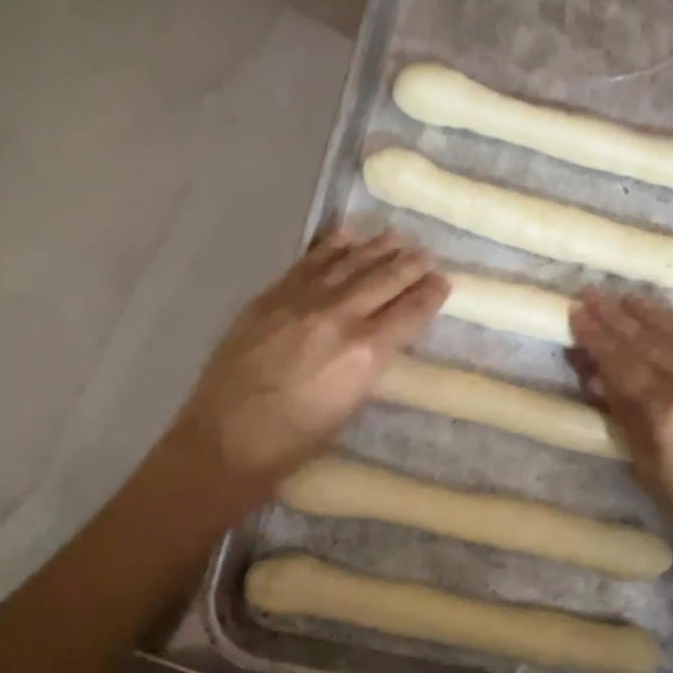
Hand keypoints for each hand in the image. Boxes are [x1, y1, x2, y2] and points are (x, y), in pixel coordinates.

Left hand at [168, 229, 446, 505]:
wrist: (228, 437)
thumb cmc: (297, 439)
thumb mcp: (351, 404)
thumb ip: (371, 363)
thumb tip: (384, 337)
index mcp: (366, 352)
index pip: (409, 313)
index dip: (430, 294)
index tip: (444, 281)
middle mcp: (340, 316)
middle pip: (384, 280)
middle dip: (410, 265)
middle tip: (427, 253)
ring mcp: (303, 300)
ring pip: (349, 263)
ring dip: (377, 247)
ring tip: (397, 235)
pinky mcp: (273, 296)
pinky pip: (310, 262)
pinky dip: (332, 245)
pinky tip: (348, 233)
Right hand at [569, 291, 672, 559]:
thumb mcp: (643, 461)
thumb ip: (621, 413)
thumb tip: (595, 375)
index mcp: (665, 412)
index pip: (623, 362)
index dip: (598, 336)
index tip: (577, 313)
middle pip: (648, 342)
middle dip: (616, 316)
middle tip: (590, 294)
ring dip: (648, 312)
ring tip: (623, 296)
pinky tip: (665, 314)